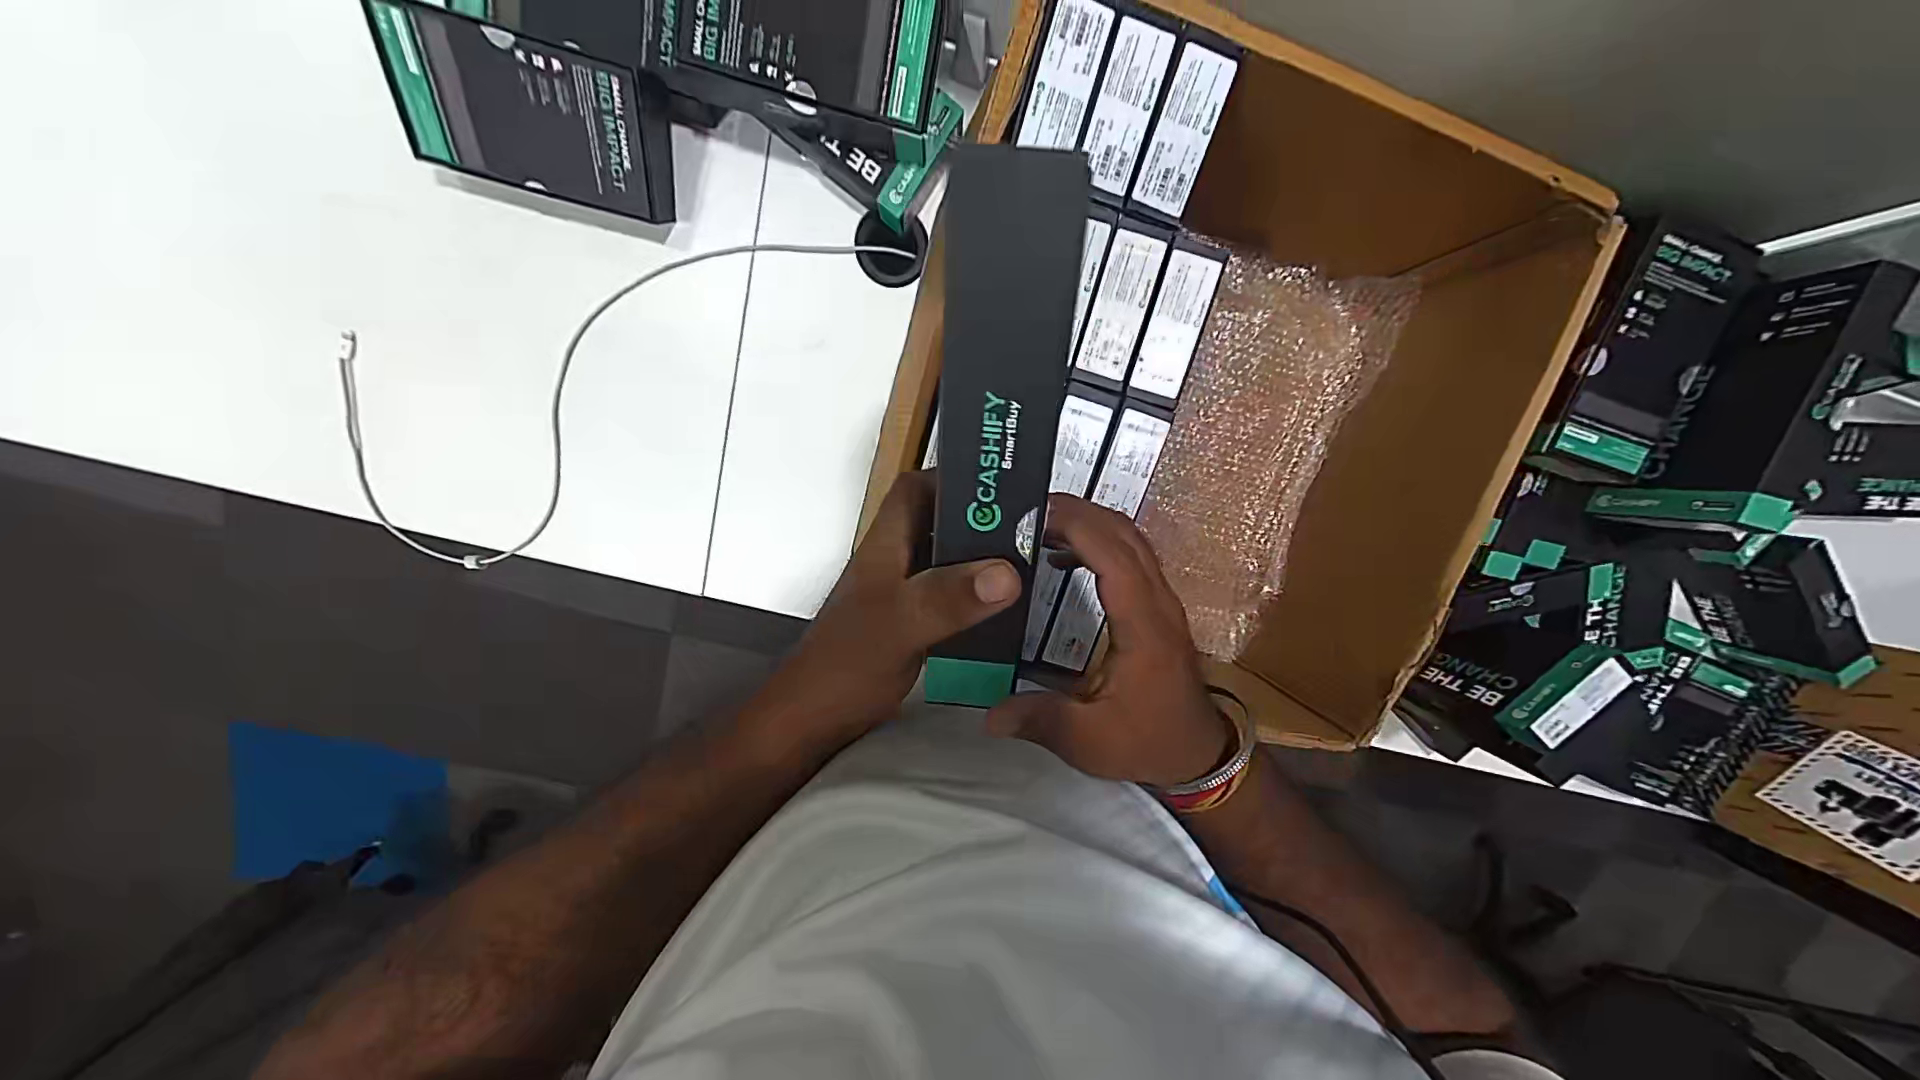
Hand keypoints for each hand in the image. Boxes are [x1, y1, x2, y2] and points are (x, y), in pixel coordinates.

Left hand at [746, 470, 1021, 754]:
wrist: (813, 720)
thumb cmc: (845, 665)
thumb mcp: (900, 623)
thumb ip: (948, 597)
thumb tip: (1006, 573)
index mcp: (885, 546)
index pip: (915, 491)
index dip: (953, 481)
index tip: (1000, 490)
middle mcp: (895, 563)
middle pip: (939, 524)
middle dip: (981, 522)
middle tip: (1029, 532)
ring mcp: (903, 595)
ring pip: (948, 562)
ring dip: (982, 561)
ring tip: (1028, 566)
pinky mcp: (912, 626)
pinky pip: (952, 598)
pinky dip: (977, 598)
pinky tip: (1005, 611)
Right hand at [984, 495, 1229, 786]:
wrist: (1198, 753)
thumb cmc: (1148, 744)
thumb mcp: (1090, 742)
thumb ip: (1040, 722)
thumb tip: (989, 717)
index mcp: (1143, 629)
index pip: (1116, 559)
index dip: (1079, 528)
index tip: (1036, 513)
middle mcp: (1157, 605)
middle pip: (1125, 536)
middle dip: (1079, 512)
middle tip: (1027, 508)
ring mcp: (1161, 602)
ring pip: (1131, 540)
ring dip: (1088, 522)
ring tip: (1039, 522)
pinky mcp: (1157, 607)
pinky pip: (1130, 556)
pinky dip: (1097, 542)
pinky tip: (1062, 556)